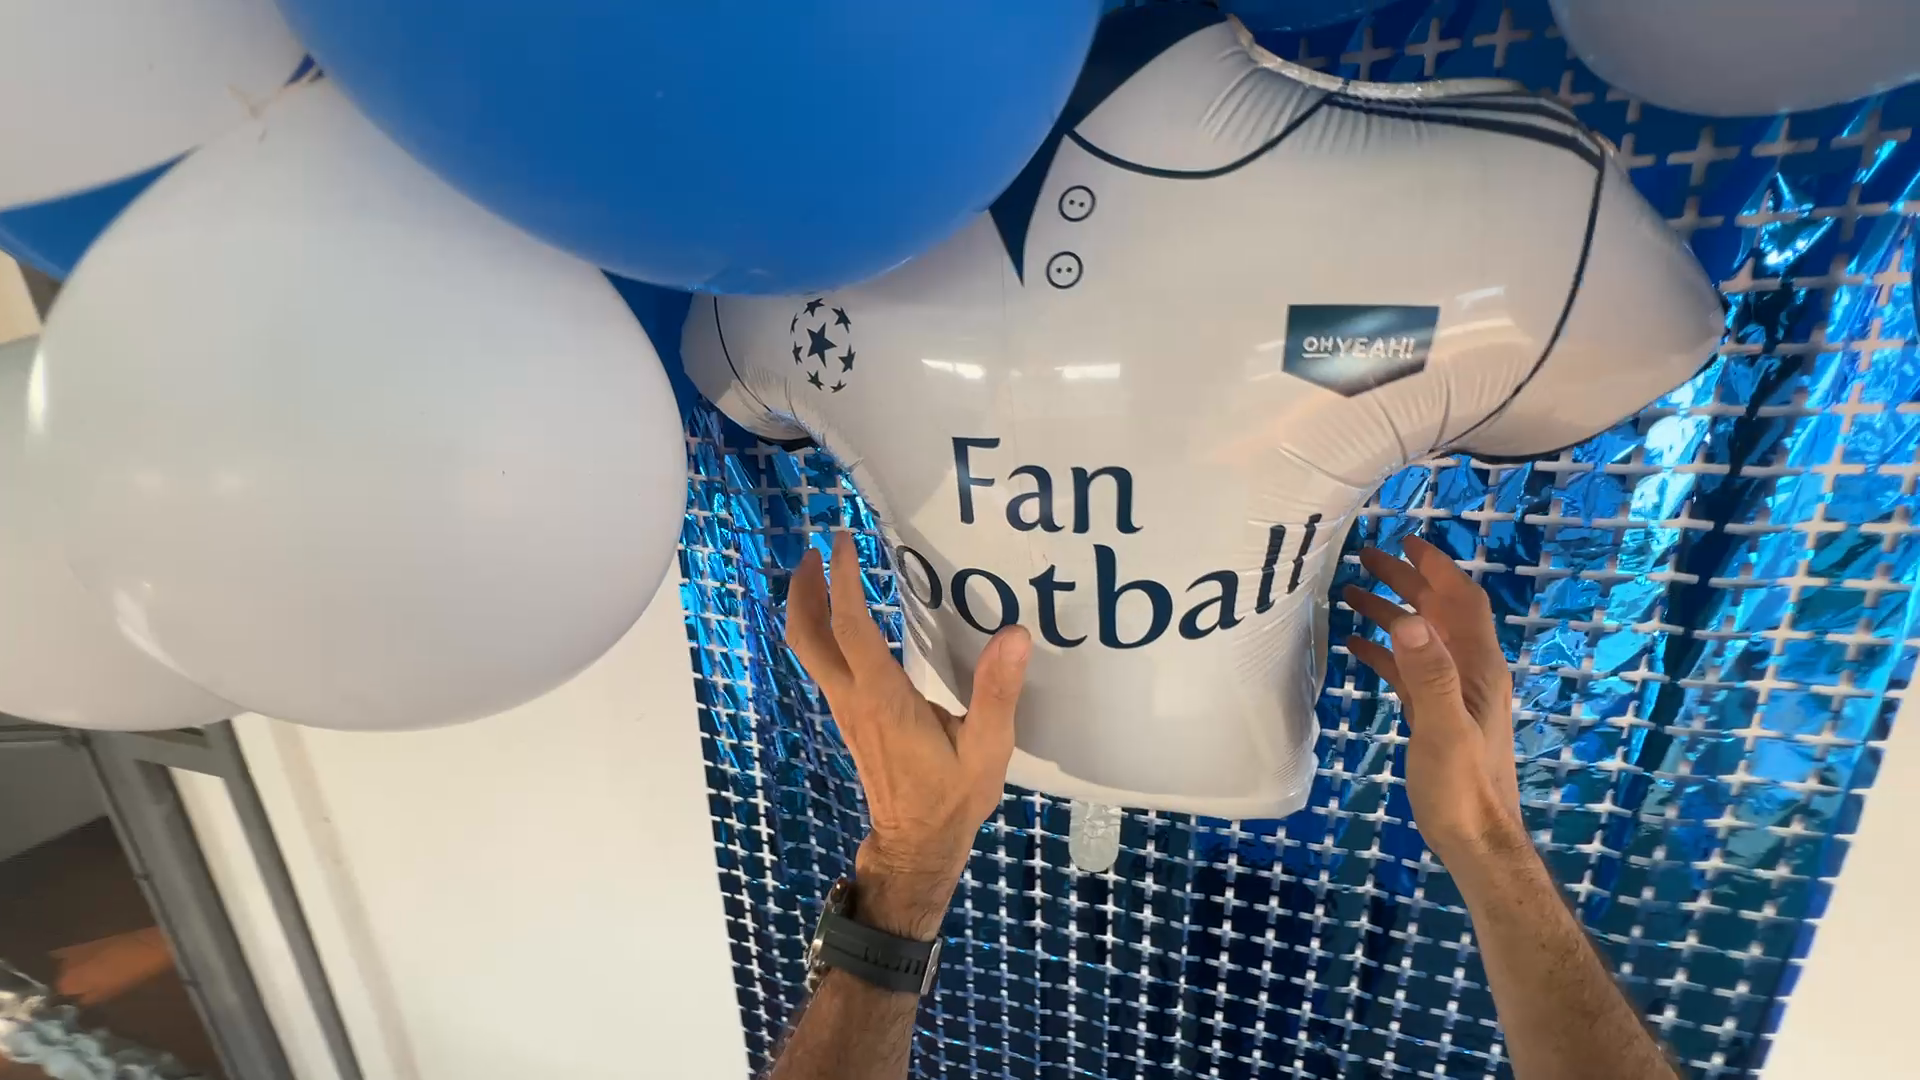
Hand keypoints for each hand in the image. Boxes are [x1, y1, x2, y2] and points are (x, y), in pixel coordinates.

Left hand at [786, 532, 1031, 938]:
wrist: (917, 844)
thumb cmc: (951, 796)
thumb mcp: (987, 747)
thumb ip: (997, 691)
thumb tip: (1014, 634)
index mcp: (883, 698)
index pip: (852, 628)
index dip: (842, 581)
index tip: (842, 542)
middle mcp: (853, 698)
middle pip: (807, 637)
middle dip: (804, 590)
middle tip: (816, 549)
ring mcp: (845, 709)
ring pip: (809, 651)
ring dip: (807, 608)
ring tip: (822, 571)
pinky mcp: (850, 717)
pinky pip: (824, 664)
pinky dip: (822, 631)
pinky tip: (844, 620)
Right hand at [1343, 536, 1524, 863]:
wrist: (1475, 839)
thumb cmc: (1462, 785)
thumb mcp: (1442, 728)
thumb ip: (1427, 674)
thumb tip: (1406, 618)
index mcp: (1477, 668)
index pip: (1462, 603)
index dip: (1438, 569)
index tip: (1406, 541)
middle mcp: (1467, 673)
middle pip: (1438, 613)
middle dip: (1406, 581)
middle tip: (1364, 557)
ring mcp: (1451, 693)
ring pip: (1419, 638)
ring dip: (1390, 612)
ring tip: (1348, 592)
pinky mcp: (1433, 712)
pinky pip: (1406, 668)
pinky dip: (1383, 649)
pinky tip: (1354, 644)